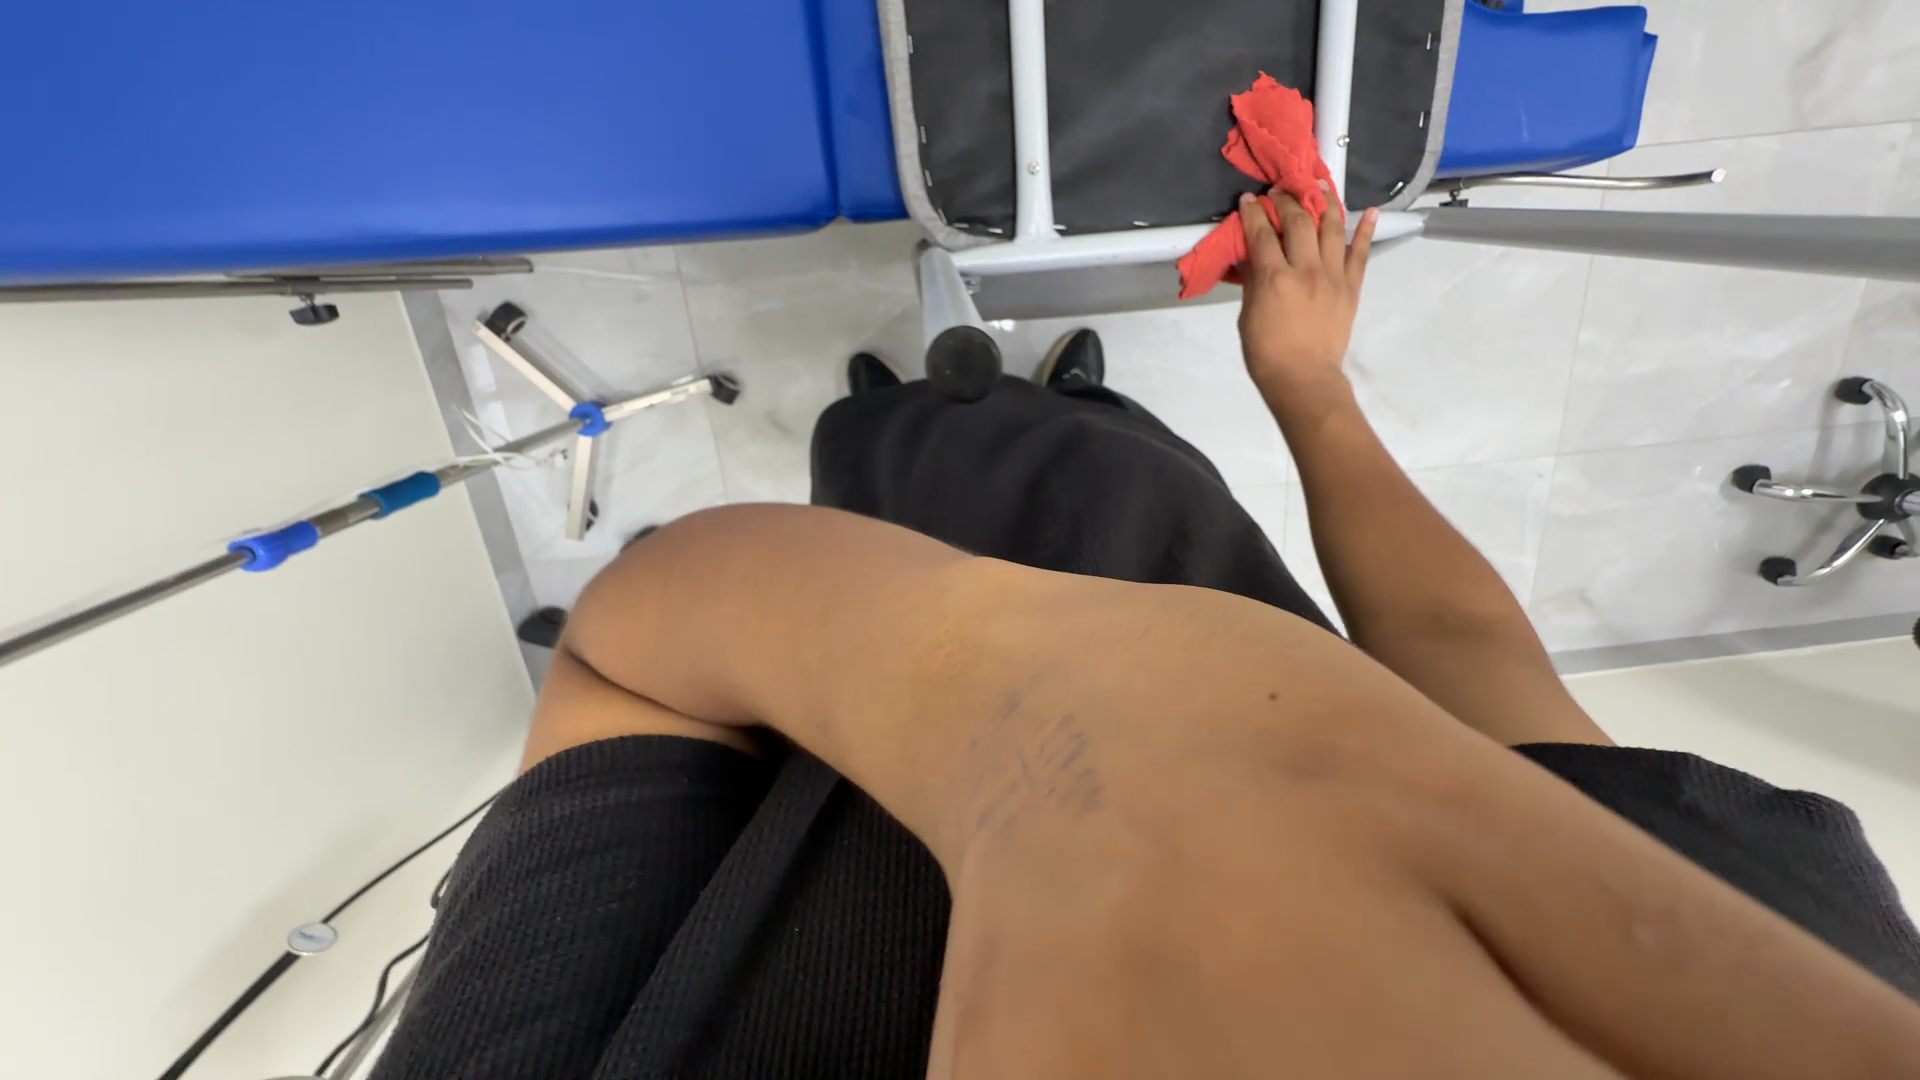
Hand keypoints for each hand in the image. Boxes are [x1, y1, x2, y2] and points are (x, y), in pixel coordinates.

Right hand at [1236, 188, 1375, 411]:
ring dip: (1325, 202)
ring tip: (1320, 185)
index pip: (1262, 234)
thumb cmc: (1266, 354)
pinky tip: (1370, 211)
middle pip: (1299, 221)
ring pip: (1332, 227)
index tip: (1248, 200)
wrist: (1302, 378)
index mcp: (1274, 278)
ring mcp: (1333, 276)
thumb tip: (1254, 258)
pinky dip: (1366, 230)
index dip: (1254, 213)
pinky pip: (1360, 253)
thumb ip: (1253, 283)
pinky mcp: (1351, 287)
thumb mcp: (1248, 316)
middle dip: (1287, 200)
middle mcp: (1306, 269)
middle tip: (1279, 192)